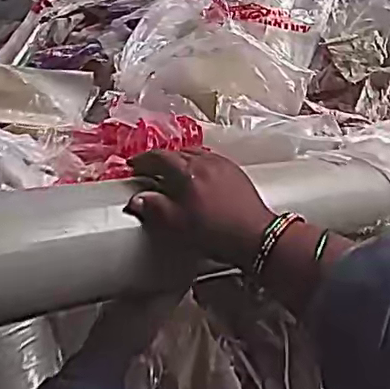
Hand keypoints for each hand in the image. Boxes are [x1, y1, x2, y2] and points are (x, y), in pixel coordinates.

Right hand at [126, 148, 276, 267]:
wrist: (256, 236)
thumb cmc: (215, 232)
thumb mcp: (179, 225)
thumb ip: (156, 209)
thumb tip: (136, 199)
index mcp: (187, 171)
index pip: (159, 157)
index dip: (143, 160)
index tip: (133, 165)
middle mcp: (203, 160)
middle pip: (176, 152)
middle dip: (160, 159)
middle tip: (149, 170)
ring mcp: (220, 163)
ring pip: (193, 153)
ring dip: (179, 159)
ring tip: (172, 171)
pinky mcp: (233, 169)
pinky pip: (208, 158)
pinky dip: (196, 162)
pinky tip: (197, 174)